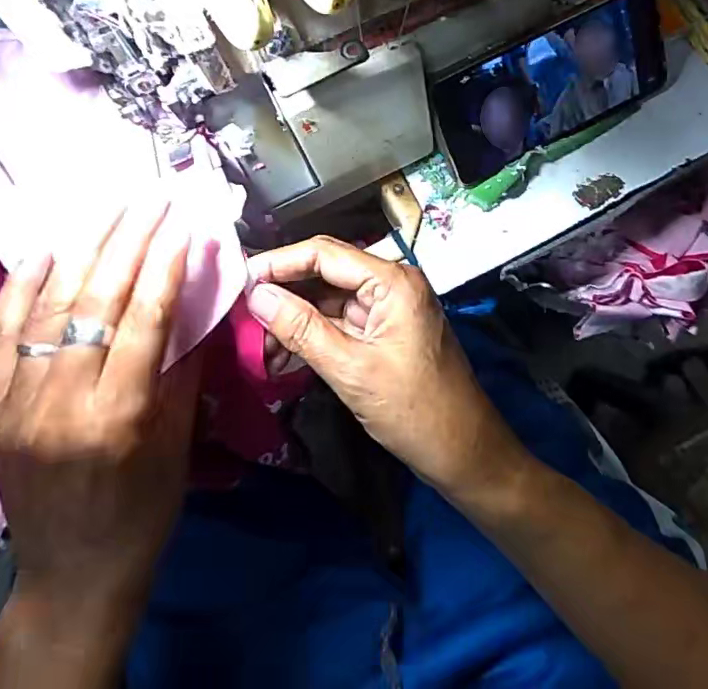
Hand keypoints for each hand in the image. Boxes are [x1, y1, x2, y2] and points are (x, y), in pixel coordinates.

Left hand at [0, 200, 201, 652]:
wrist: (73, 575)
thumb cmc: (145, 510)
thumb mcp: (179, 441)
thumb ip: (182, 365)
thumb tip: (194, 298)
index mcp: (119, 417)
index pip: (145, 319)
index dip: (167, 264)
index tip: (183, 222)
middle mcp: (60, 405)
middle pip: (96, 302)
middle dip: (129, 242)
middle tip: (150, 201)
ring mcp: (15, 407)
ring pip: (47, 310)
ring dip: (82, 252)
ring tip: (107, 210)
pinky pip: (0, 338)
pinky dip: (20, 290)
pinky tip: (43, 251)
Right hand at [244, 237, 526, 497]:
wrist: (466, 453)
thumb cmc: (415, 411)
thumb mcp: (351, 370)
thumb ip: (301, 328)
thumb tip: (257, 296)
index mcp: (393, 280)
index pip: (324, 253)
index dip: (279, 262)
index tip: (241, 278)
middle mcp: (392, 284)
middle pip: (325, 273)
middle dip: (284, 293)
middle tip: (243, 312)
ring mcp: (389, 308)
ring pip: (329, 299)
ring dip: (295, 318)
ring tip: (258, 343)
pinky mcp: (384, 332)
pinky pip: (340, 322)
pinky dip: (313, 335)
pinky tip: (283, 354)